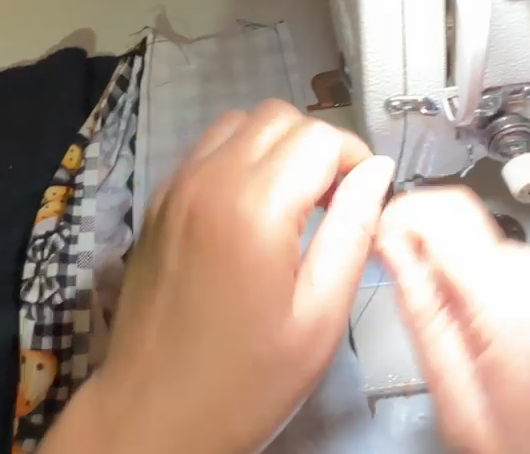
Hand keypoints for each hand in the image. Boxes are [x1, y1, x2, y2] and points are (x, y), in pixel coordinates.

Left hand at [43, 100, 395, 453]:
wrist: (152, 412)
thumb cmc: (247, 378)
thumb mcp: (319, 317)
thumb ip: (353, 230)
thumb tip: (377, 171)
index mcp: (255, 205)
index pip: (319, 137)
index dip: (353, 158)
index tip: (363, 196)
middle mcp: (211, 176)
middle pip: (279, 116)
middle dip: (317, 144)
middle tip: (332, 198)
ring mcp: (178, 182)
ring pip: (241, 122)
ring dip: (277, 144)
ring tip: (293, 198)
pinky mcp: (159, 196)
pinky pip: (208, 146)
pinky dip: (240, 155)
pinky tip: (251, 205)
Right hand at [376, 187, 529, 453]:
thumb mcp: (465, 411)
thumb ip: (425, 317)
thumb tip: (394, 250)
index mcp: (520, 311)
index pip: (445, 210)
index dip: (403, 215)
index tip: (387, 238)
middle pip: (474, 236)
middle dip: (445, 266)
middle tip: (440, 326)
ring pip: (505, 254)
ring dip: (484, 286)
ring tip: (490, 352)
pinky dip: (519, 299)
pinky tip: (525, 353)